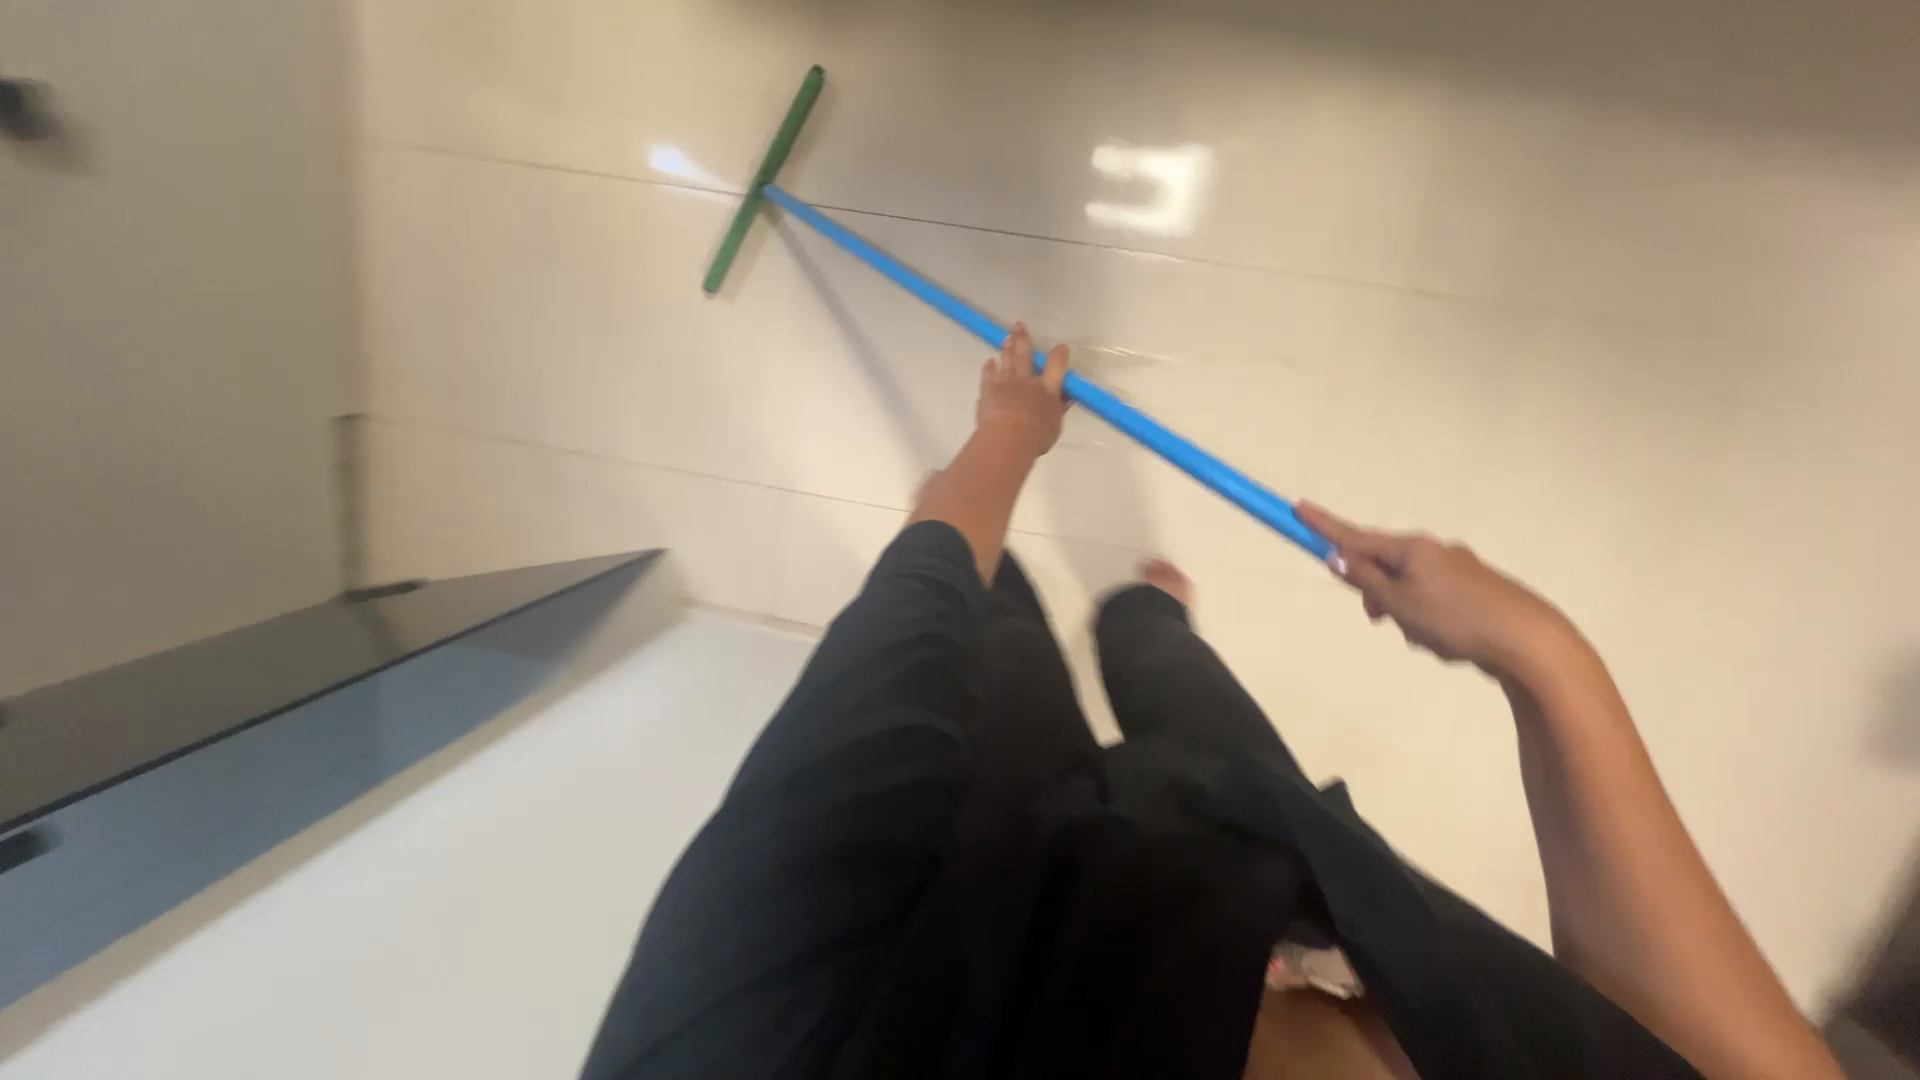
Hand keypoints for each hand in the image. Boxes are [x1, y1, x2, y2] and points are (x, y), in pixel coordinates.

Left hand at [976, 323, 1068, 456]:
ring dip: (1006, 348)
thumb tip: (1066, 397)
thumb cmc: (1036, 436)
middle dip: (1023, 338)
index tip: (1061, 347)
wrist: (1006, 437)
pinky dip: (989, 367)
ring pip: (1006, 360)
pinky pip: (988, 375)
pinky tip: (989, 361)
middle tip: (1018, 325)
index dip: (1059, 354)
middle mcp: (1026, 380)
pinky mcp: (988, 390)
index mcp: (1047, 388)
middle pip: (1025, 354)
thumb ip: (1059, 409)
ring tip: (1006, 338)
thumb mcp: (1055, 425)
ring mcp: (1005, 382)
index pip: (1057, 364)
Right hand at [1297, 502, 1575, 676]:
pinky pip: (1434, 599)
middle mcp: (1435, 551)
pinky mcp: (1479, 590)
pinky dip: (1426, 618)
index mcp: (1412, 549)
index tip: (1297, 507)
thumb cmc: (1455, 620)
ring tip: (1422, 639)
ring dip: (1402, 610)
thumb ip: (1364, 580)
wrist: (1531, 643)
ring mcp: (1460, 569)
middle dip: (1374, 591)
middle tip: (1377, 619)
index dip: (1324, 525)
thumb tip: (1336, 556)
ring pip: (1409, 586)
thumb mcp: (1398, 603)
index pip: (1355, 536)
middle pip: (1384, 564)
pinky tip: (1444, 642)